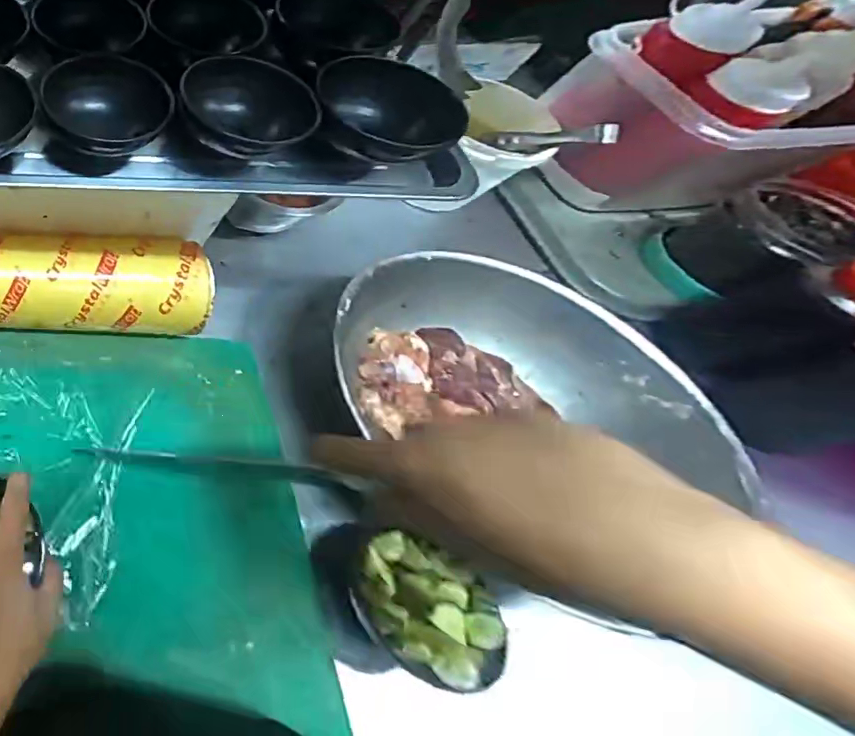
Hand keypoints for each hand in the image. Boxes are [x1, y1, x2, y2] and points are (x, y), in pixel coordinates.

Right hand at [317, 413, 854, 723]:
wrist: (665, 542)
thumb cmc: (554, 557)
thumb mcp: (475, 548)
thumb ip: (418, 517)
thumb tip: (383, 500)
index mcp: (422, 464)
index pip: (353, 451)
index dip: (330, 453)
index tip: (313, 451)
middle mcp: (447, 429)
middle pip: (415, 441)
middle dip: (418, 463)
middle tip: (445, 496)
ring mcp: (498, 419)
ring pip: (463, 435)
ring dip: (468, 457)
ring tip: (509, 494)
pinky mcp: (547, 420)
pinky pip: (511, 435)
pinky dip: (515, 455)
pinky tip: (555, 486)